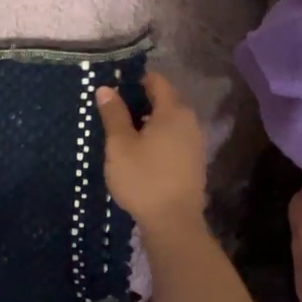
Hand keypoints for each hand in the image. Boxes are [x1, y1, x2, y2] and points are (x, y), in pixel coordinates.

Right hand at [96, 73, 208, 236]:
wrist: (173, 220)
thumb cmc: (142, 178)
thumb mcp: (119, 145)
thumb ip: (114, 115)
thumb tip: (106, 88)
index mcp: (173, 111)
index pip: (157, 81)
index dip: (135, 80)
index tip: (114, 89)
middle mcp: (190, 121)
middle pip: (165, 100)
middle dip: (141, 102)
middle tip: (114, 114)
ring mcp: (195, 142)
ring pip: (170, 121)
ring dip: (149, 122)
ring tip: (124, 135)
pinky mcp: (194, 160)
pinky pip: (174, 138)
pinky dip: (158, 137)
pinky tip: (142, 153)